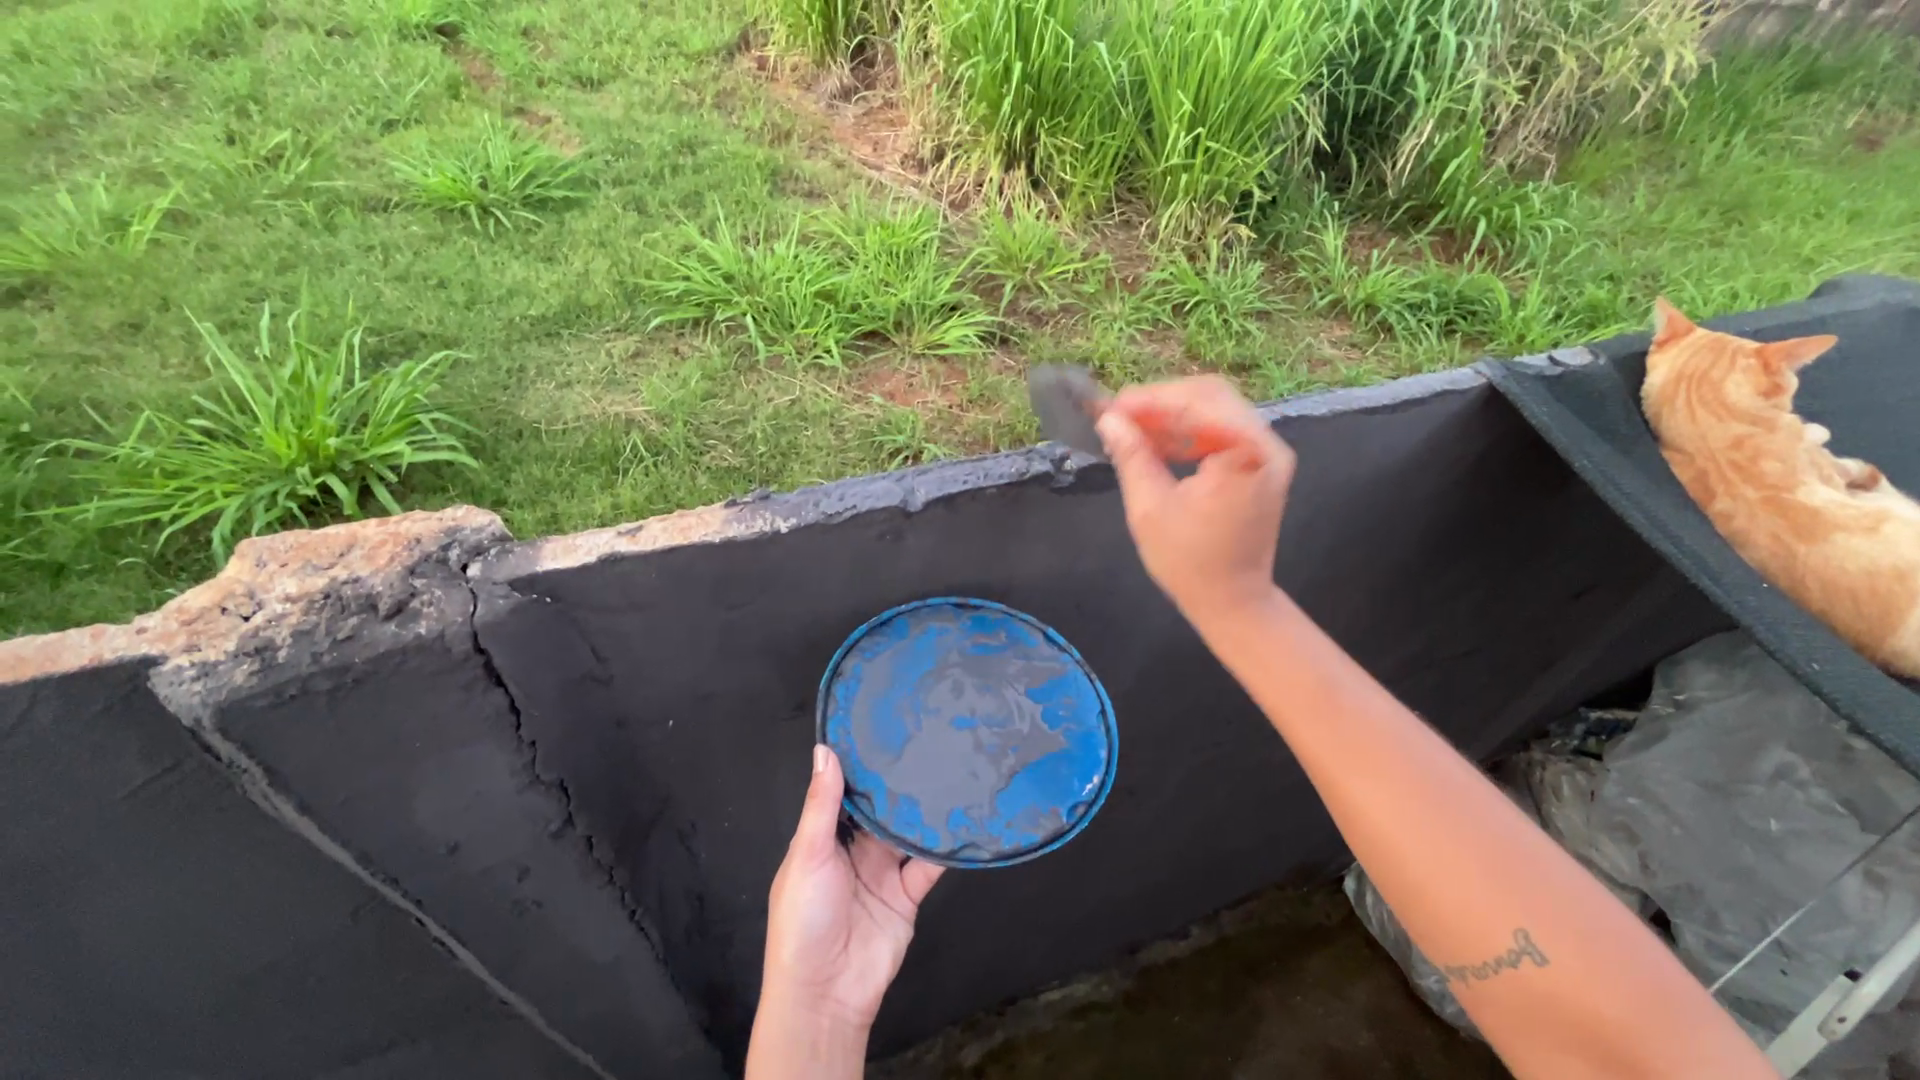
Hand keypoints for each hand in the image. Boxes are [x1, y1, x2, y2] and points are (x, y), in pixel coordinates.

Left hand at [746, 746, 944, 1078]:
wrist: (825, 993)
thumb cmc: (803, 919)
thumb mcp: (808, 856)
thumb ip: (822, 805)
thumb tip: (825, 750)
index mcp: (823, 839)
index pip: (845, 793)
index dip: (861, 765)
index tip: (885, 728)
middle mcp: (854, 851)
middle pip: (880, 811)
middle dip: (898, 784)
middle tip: (927, 740)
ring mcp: (883, 873)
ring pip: (907, 833)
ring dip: (924, 811)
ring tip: (950, 770)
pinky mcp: (907, 895)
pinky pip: (929, 865)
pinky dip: (945, 847)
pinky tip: (963, 819)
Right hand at [1096, 376, 1294, 625]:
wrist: (1234, 601)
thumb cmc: (1189, 563)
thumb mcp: (1149, 508)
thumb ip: (1132, 456)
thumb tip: (1109, 420)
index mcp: (1244, 452)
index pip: (1193, 403)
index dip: (1147, 401)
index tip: (1109, 408)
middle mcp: (1266, 443)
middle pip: (1209, 395)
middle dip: (1160, 402)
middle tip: (1119, 416)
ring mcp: (1268, 452)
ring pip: (1216, 409)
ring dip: (1172, 415)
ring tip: (1132, 430)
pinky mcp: (1262, 463)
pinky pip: (1223, 429)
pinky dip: (1189, 431)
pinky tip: (1159, 444)